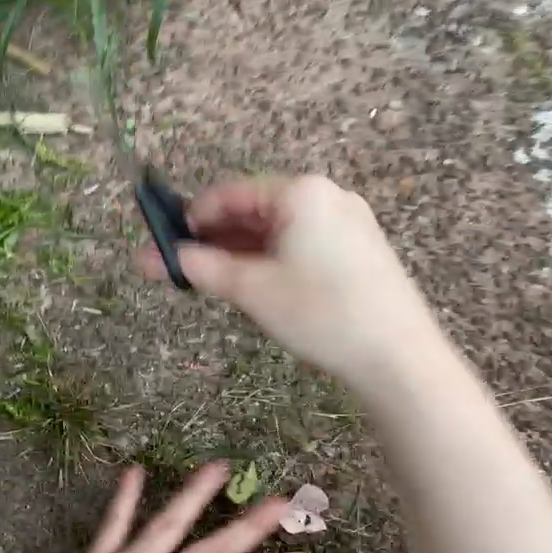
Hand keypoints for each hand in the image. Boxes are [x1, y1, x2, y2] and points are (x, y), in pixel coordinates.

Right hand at [138, 174, 445, 390]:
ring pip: (273, 229)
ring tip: (208, 280)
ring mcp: (345, 222)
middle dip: (212, 237)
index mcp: (301, 193)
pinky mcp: (355, 249)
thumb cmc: (323, 314)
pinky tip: (248, 283)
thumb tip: (153, 258)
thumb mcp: (250, 289)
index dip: (192, 217)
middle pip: (252, 209)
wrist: (398, 359)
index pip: (229, 193)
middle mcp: (325, 197)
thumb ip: (199, 267)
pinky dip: (267, 258)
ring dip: (237, 251)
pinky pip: (297, 242)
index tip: (164, 242)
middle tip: (179, 265)